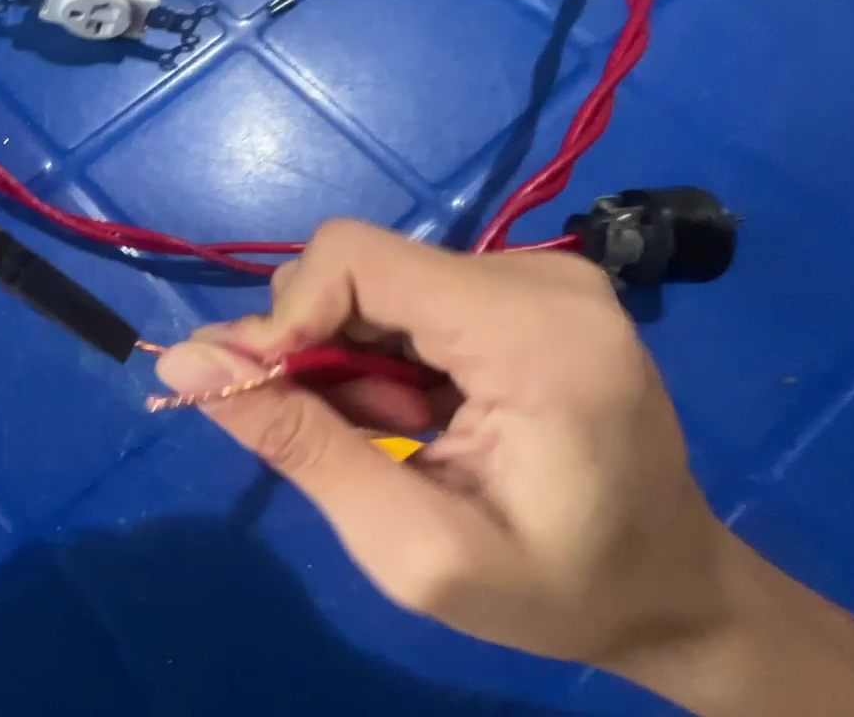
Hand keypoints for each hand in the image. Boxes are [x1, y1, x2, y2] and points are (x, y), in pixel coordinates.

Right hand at [156, 221, 735, 669]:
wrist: (674, 596)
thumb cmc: (553, 590)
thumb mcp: (409, 545)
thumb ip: (295, 443)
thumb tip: (178, 360)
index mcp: (534, 333)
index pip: (352, 257)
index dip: (283, 314)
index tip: (259, 388)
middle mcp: (537, 279)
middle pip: (350, 265)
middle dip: (309, 344)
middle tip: (327, 428)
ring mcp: (531, 276)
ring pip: (361, 279)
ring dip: (338, 353)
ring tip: (384, 430)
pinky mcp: (514, 287)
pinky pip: (392, 293)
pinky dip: (369, 350)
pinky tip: (403, 408)